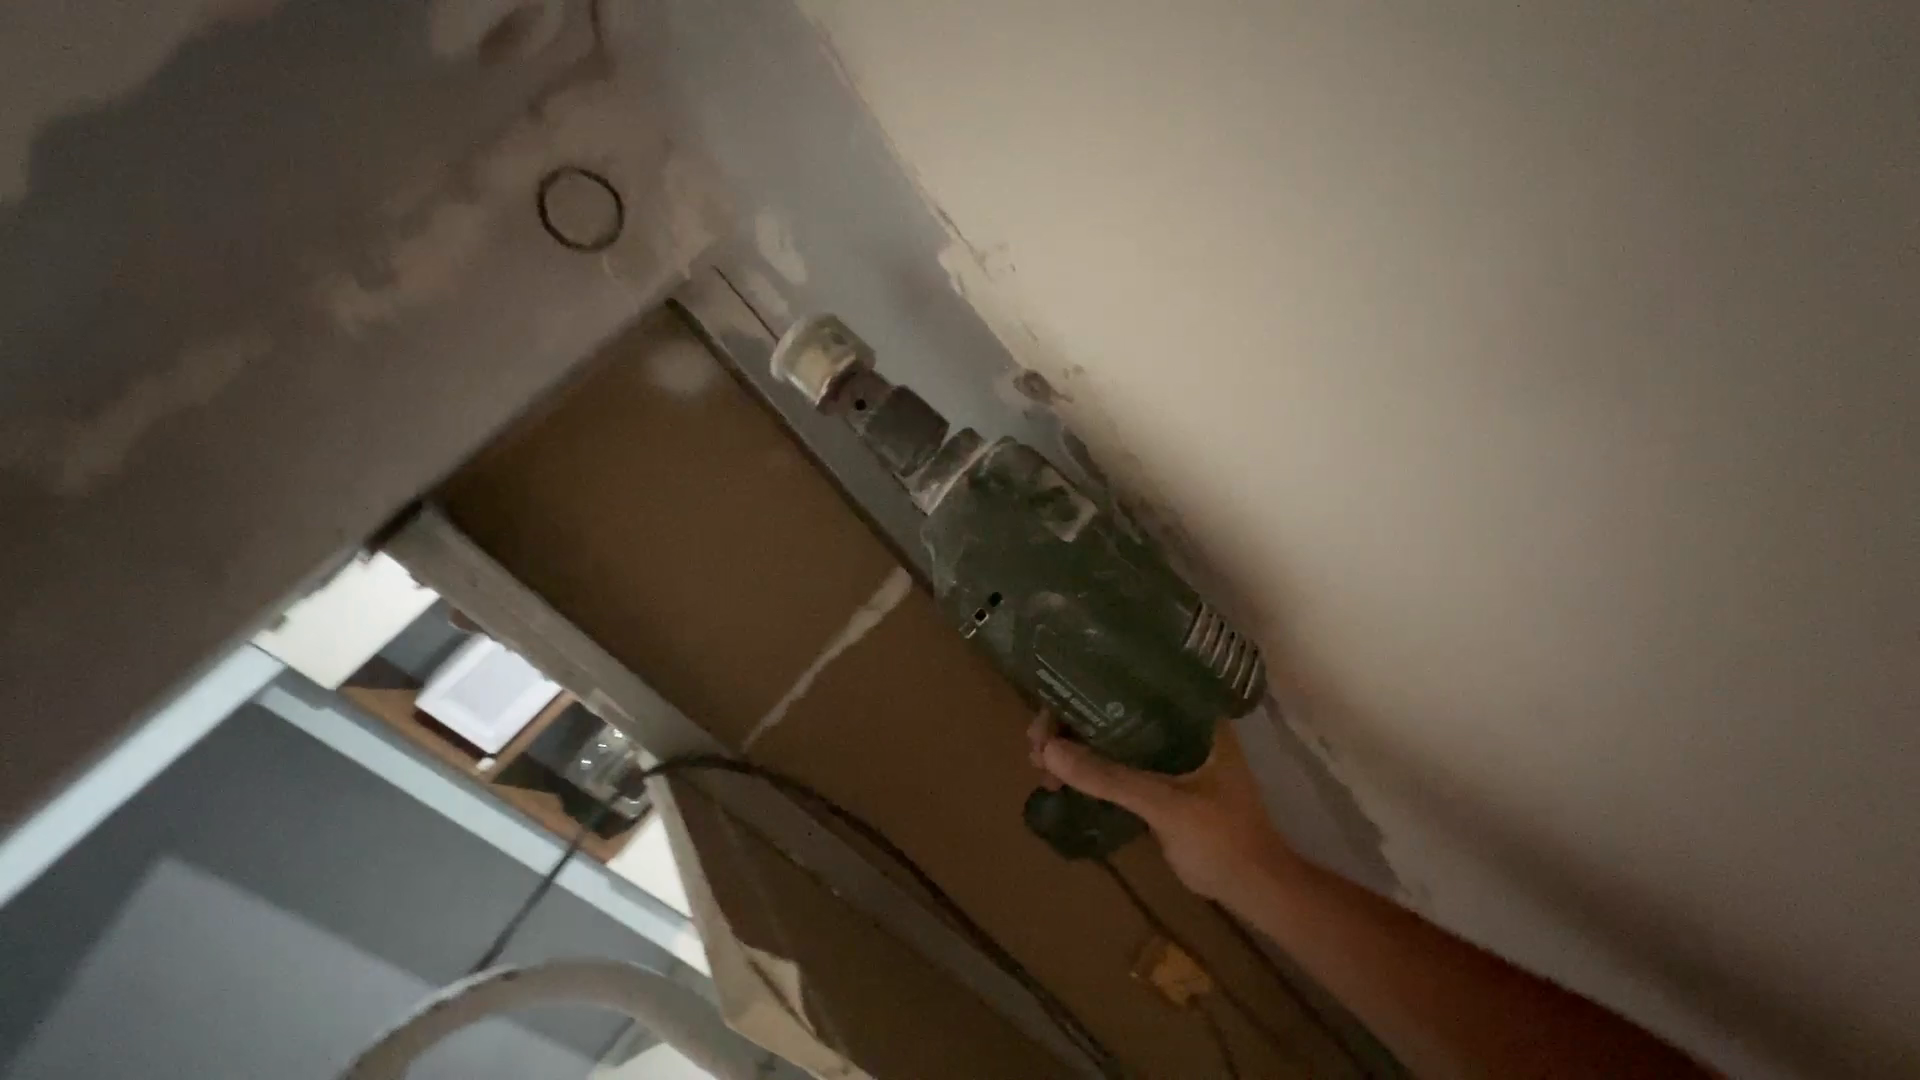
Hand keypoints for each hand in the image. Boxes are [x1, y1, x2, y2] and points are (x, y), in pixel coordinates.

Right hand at [1028, 715, 1297, 901]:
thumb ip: (1109, 777)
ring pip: (1108, 738)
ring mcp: (1166, 753)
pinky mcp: (1157, 781)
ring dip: (1074, 749)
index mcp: (1190, 715)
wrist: (1254, 887)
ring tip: (1041, 767)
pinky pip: (1113, 764)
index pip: (1126, 687)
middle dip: (1070, 726)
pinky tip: (1060, 779)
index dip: (1082, 694)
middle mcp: (1177, 724)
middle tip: (1035, 748)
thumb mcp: (1163, 804)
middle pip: (1110, 710)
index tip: (1048, 718)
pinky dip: (1087, 770)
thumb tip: (1046, 751)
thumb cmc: (1221, 837)